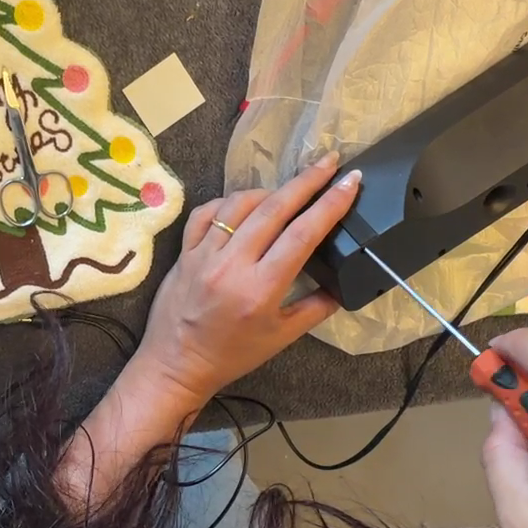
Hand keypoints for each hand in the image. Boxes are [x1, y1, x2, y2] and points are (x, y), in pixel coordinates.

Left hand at [60, 154, 357, 504]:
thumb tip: (341, 285)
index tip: (351, 181)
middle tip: (328, 162)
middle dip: (306, 181)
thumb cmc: (232, 355)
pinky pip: (205, 214)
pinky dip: (226, 203)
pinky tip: (241, 205)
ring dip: (267, 192)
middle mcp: (232, 265)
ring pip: (238, 205)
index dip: (330, 203)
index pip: (303, 234)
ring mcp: (204, 255)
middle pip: (274, 209)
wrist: (176, 365)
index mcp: (261, 288)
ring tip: (287, 191)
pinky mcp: (184, 253)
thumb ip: (315, 308)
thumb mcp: (282, 338)